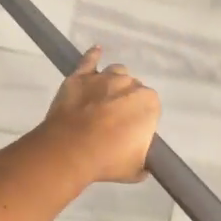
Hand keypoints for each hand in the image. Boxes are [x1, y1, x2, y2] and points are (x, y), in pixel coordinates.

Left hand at [36, 46, 160, 184]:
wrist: (70, 149)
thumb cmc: (107, 159)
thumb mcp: (135, 169)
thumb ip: (143, 162)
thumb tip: (143, 166)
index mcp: (148, 103)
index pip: (150, 106)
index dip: (140, 118)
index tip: (129, 130)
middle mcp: (129, 84)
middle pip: (132, 88)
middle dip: (126, 100)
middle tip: (114, 119)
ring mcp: (103, 77)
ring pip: (114, 73)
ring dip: (113, 83)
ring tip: (105, 98)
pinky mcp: (79, 76)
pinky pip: (89, 60)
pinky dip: (93, 55)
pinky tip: (96, 51)